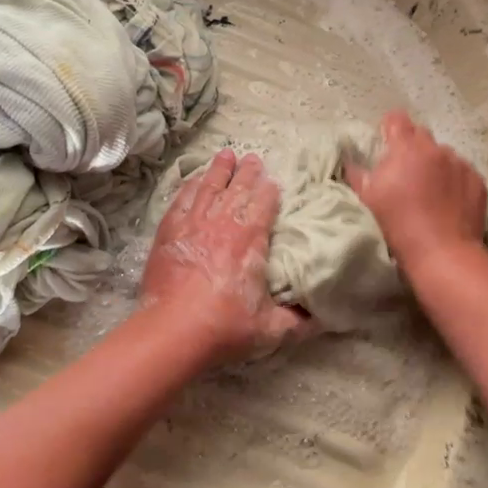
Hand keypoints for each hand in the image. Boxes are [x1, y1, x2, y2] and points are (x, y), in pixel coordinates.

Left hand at [142, 148, 309, 357]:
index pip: (265, 202)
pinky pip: (182, 200)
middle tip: (254, 158)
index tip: (275, 182)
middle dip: (248, 172)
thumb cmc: (224, 326)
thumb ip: (296, 321)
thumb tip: (319, 319)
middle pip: (238, 188)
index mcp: (250, 238)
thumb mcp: (270, 329)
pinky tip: (194, 180)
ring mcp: (192, 225)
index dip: (271, 190)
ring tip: (226, 155)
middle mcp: (222, 223)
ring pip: (209, 187)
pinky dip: (191, 186)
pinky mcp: (168, 233)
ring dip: (219, 170)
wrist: (171, 331)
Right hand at [346, 110, 487, 267]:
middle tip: (404, 172)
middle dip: (411, 148)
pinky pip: (462, 173)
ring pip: (443, 155)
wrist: (442, 253)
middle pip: (421, 135)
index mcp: (406, 148)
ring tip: (430, 191)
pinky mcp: (478, 181)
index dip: (389, 128)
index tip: (385, 142)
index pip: (396, 119)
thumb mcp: (368, 200)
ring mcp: (460, 164)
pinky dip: (454, 181)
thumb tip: (351, 162)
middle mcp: (436, 149)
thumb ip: (357, 174)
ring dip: (435, 165)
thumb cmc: (398, 225)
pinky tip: (449, 202)